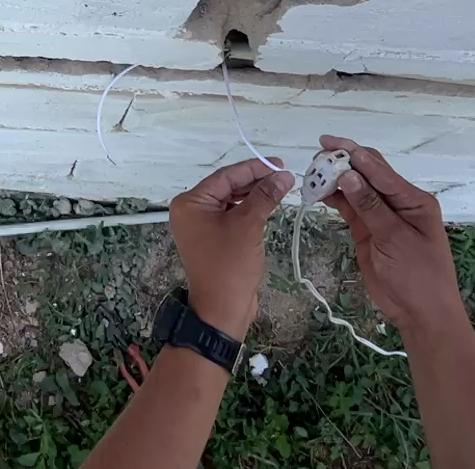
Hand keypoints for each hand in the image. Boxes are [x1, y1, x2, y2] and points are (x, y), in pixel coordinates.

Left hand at [168, 159, 295, 338]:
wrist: (222, 310)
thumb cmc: (230, 264)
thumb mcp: (248, 225)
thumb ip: (264, 197)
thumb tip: (283, 176)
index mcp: (190, 202)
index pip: (225, 176)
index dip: (253, 168)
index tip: (279, 163)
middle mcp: (190, 210)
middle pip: (226, 187)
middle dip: (255, 181)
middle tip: (283, 175)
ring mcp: (200, 225)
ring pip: (230, 201)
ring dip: (253, 195)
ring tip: (280, 188)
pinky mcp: (212, 239)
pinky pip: (230, 216)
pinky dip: (248, 210)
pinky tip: (266, 205)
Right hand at [318, 136, 466, 338]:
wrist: (422, 316)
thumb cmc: (418, 277)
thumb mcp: (395, 240)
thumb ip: (370, 207)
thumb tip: (347, 174)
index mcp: (413, 200)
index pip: (379, 169)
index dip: (353, 154)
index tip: (327, 143)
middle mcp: (397, 202)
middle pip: (366, 173)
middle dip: (341, 162)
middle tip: (315, 159)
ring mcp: (381, 215)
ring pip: (354, 188)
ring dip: (334, 179)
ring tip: (311, 174)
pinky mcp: (367, 229)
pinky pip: (348, 206)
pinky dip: (333, 197)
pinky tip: (317, 191)